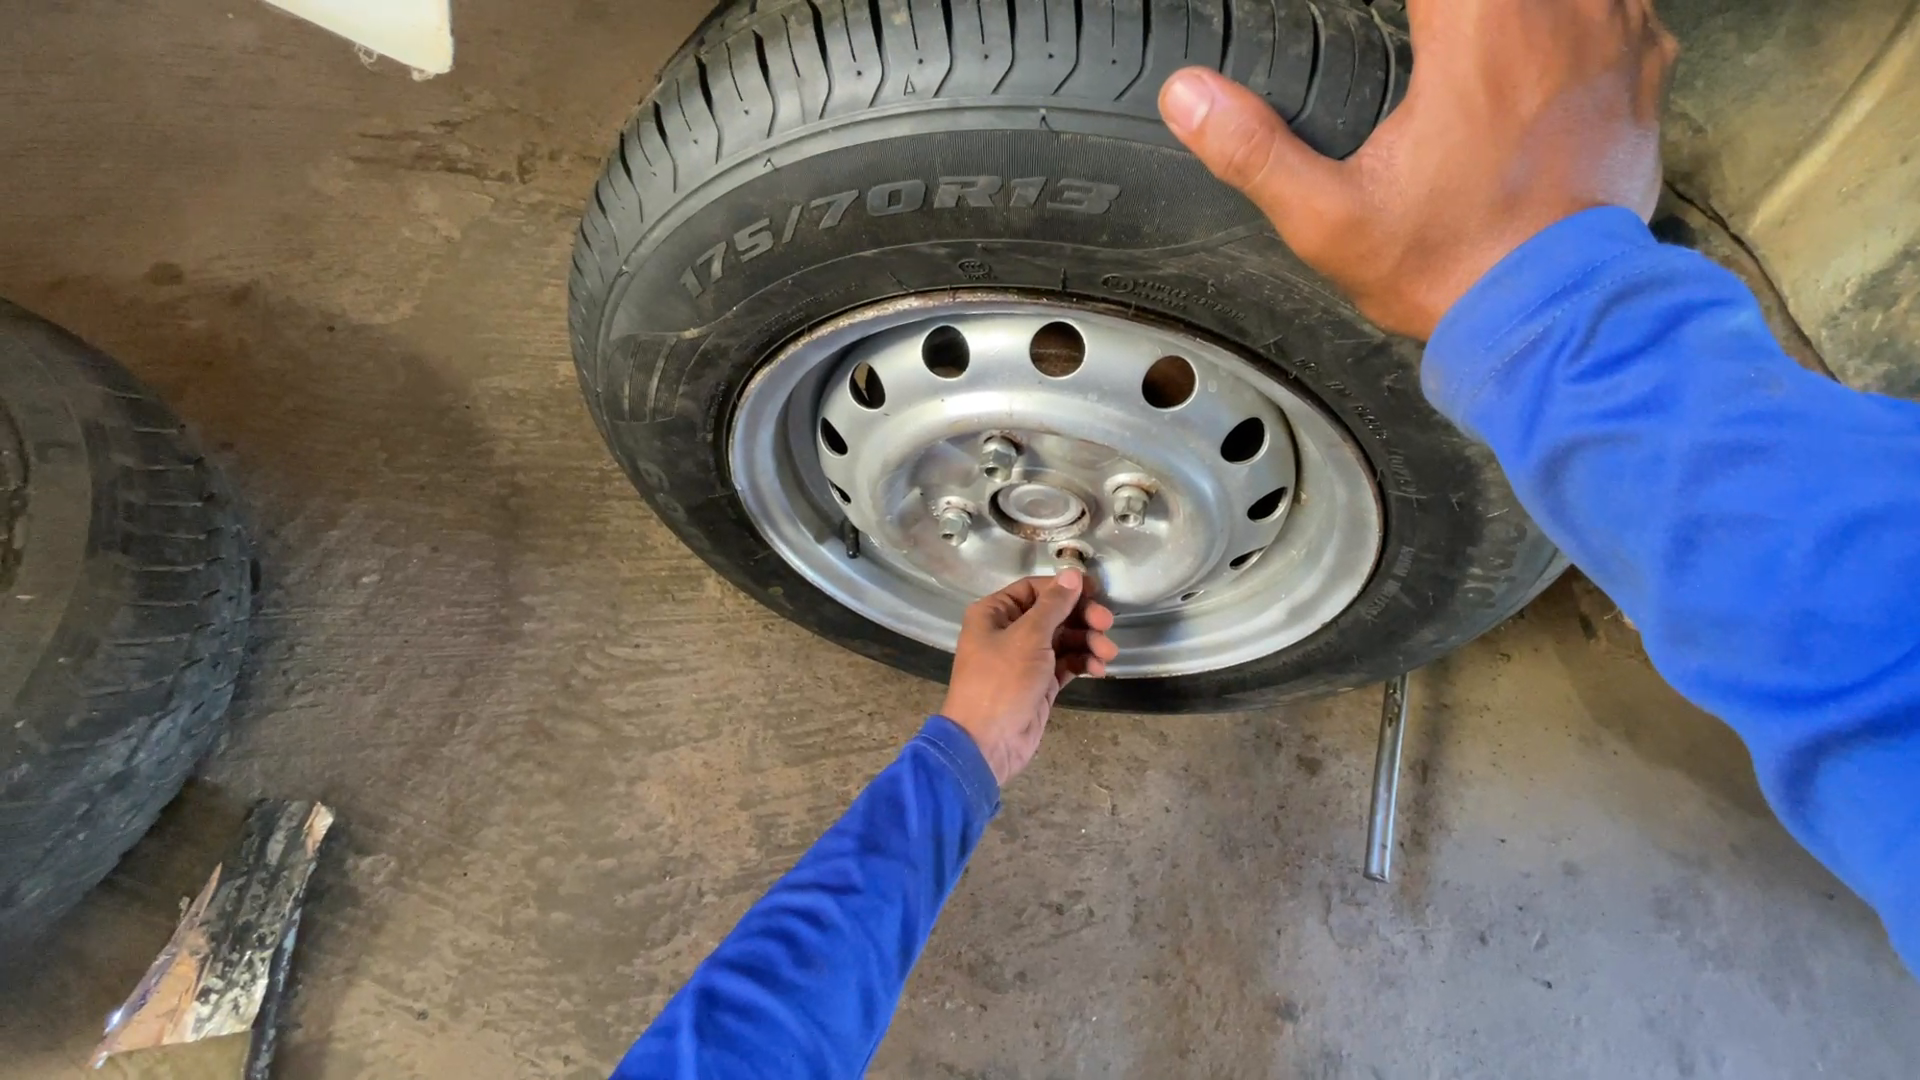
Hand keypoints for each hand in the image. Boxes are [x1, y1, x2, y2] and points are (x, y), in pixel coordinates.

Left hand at [940, 569, 1117, 785]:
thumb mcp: (1029, 637)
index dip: (1065, 588)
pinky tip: (1099, 668)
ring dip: (1088, 642)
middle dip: (1082, 617)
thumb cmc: (1001, 681)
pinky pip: (1066, 663)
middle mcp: (1008, 631)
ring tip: (1107, 653)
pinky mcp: (1040, 682)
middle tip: (1107, 623)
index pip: (1034, 589)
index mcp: (994, 613)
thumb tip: (1072, 574)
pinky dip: (1083, 662)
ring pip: (1063, 639)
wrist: (988, 743)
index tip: (1096, 591)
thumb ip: (1054, 605)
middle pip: (1053, 613)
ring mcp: (1025, 658)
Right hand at [1158, 0, 1678, 338]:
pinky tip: (1535, 38)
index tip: (1371, 22)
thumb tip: (1183, 94)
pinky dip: (1569, 4)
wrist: (1546, 315)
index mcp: (1478, 28)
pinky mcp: (1644, 64)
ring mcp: (1617, 27)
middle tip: (1415, 31)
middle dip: (1445, 5)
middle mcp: (1561, 6)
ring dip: (1503, 4)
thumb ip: (1254, 150)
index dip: (1388, 0)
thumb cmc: (1439, 266)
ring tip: (1460, 37)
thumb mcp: (1324, 220)